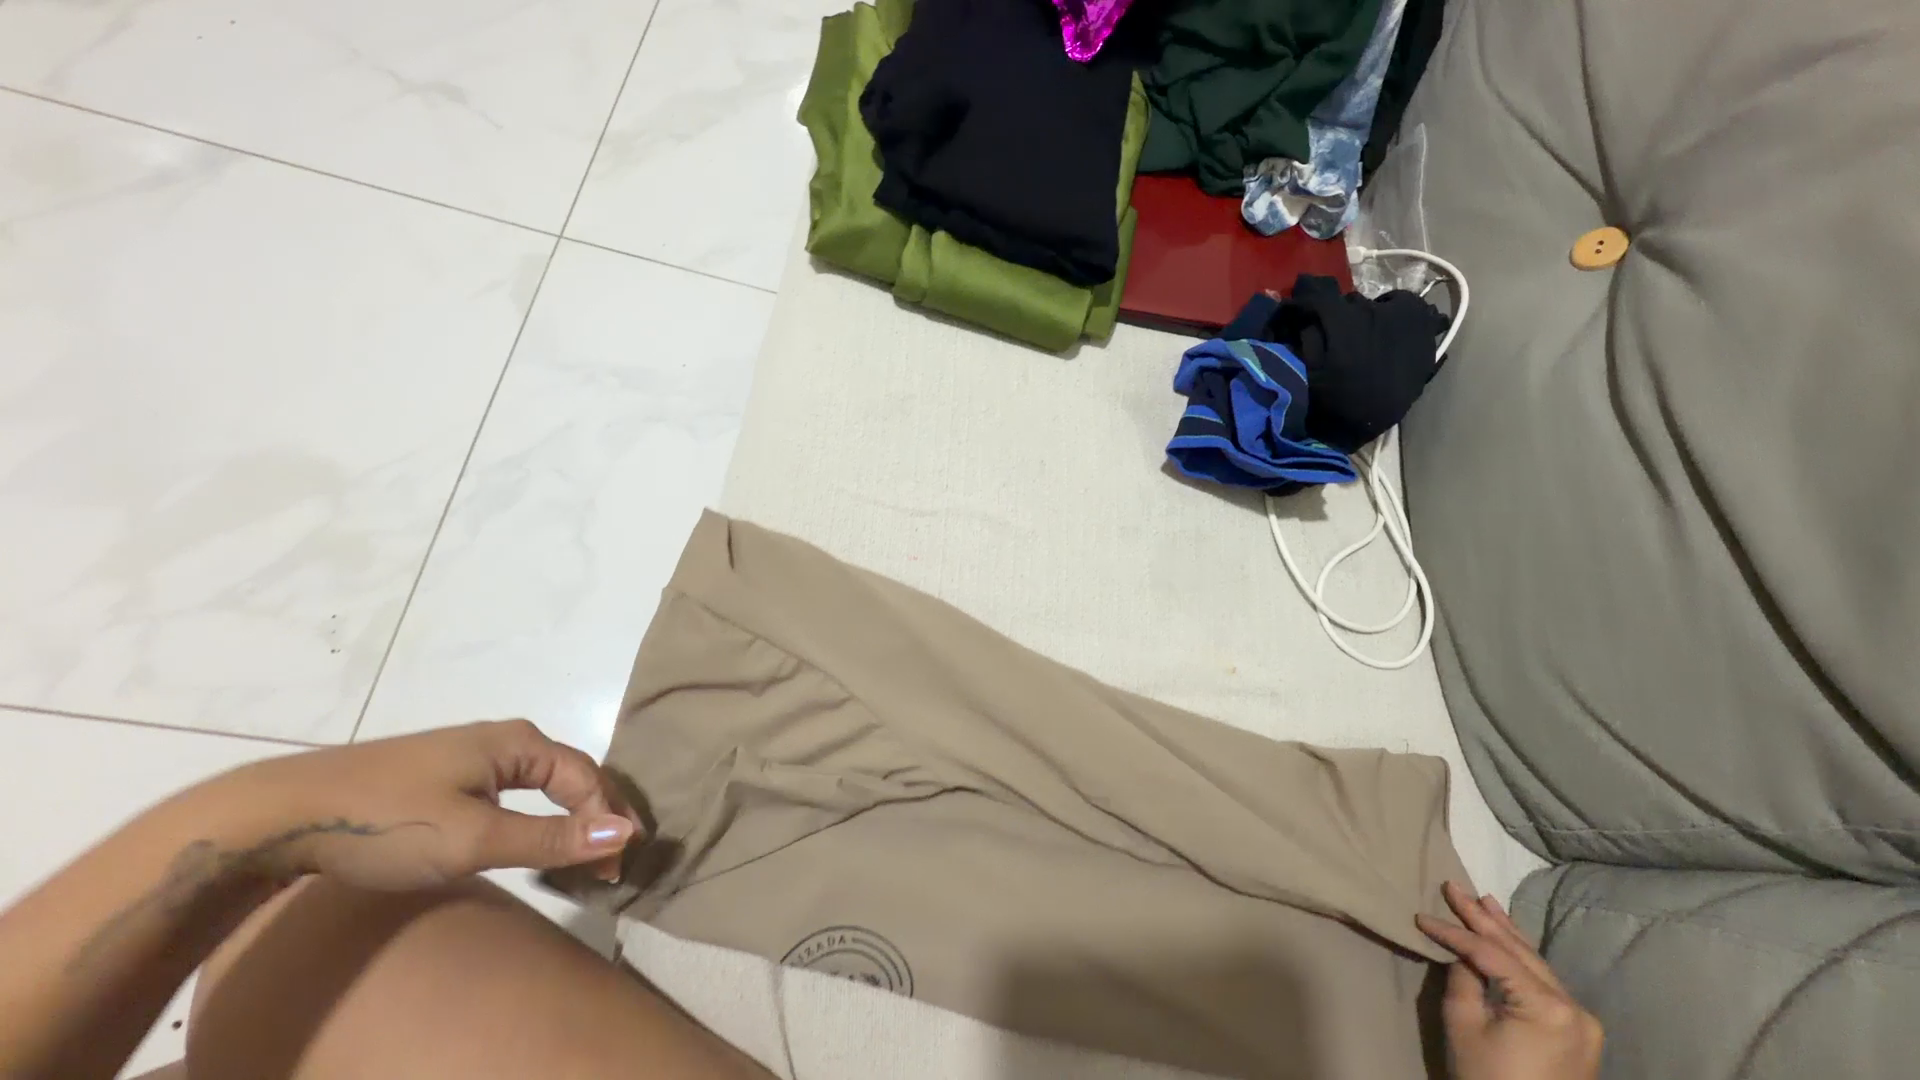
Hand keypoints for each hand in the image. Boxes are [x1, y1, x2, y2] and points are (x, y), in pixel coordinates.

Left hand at [206, 719, 642, 890]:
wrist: (279, 814)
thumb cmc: (388, 822)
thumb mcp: (475, 838)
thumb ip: (552, 837)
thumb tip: (625, 832)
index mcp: (519, 741)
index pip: (586, 777)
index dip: (609, 820)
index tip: (617, 867)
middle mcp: (502, 738)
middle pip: (569, 774)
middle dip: (596, 815)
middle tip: (609, 863)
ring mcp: (470, 753)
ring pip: (541, 782)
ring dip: (568, 815)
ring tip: (581, 853)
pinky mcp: (444, 773)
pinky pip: (513, 789)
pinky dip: (536, 813)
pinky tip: (531, 834)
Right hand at [1416, 881, 1602, 1079]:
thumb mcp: (1464, 1026)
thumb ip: (1464, 979)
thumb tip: (1462, 954)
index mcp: (1548, 1006)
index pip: (1492, 954)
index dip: (1455, 933)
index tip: (1422, 916)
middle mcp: (1574, 1007)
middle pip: (1520, 952)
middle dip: (1483, 919)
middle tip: (1454, 887)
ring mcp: (1582, 1021)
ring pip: (1536, 963)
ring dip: (1506, 932)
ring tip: (1482, 901)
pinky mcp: (1579, 1032)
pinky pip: (1545, 983)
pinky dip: (1522, 958)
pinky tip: (1508, 937)